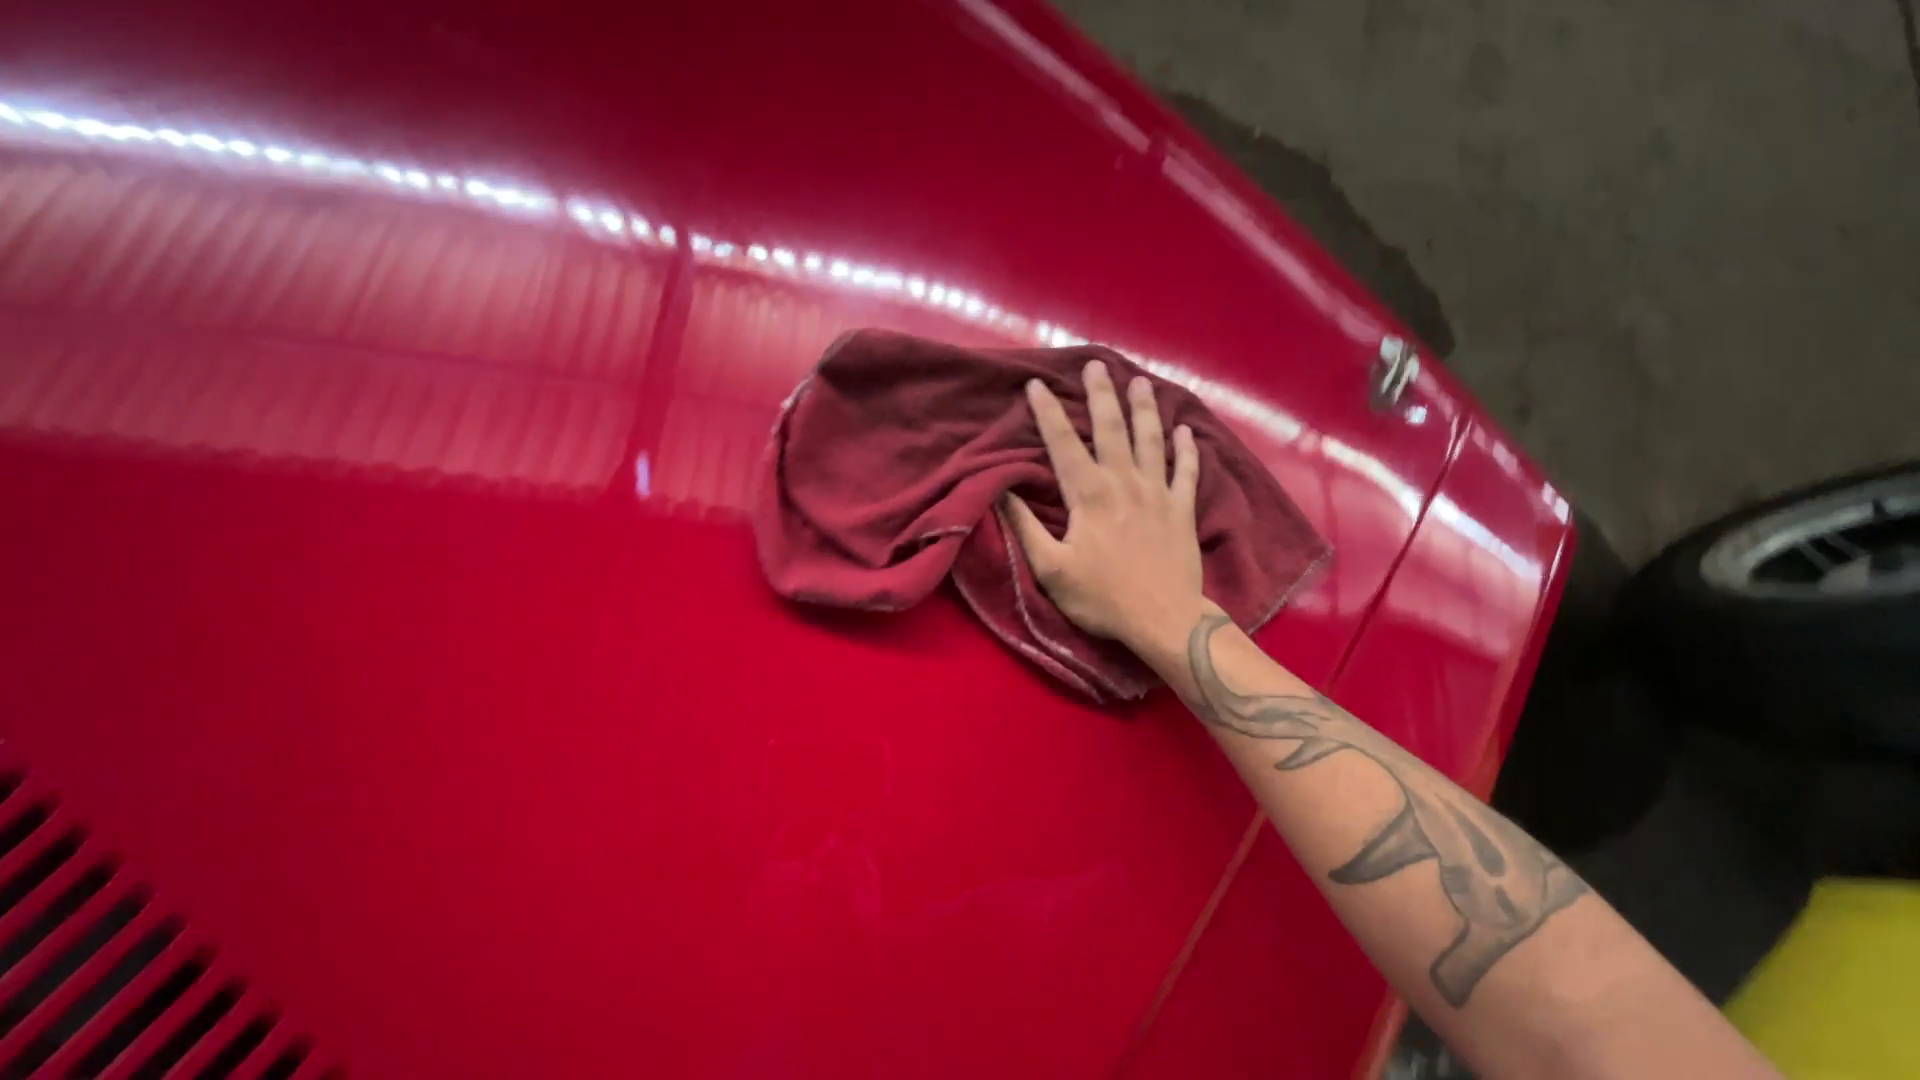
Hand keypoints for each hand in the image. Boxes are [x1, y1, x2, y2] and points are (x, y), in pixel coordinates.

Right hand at [1003, 360, 1215, 661]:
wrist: (1165, 619)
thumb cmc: (1103, 597)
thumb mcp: (1051, 569)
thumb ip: (1026, 528)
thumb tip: (1003, 492)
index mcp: (1089, 494)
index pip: (1063, 443)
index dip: (1048, 412)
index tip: (1036, 384)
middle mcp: (1124, 482)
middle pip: (1111, 428)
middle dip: (1101, 394)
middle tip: (1096, 364)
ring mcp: (1158, 493)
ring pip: (1151, 440)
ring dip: (1145, 409)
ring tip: (1140, 381)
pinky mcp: (1183, 510)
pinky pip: (1187, 471)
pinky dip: (1187, 450)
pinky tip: (1185, 430)